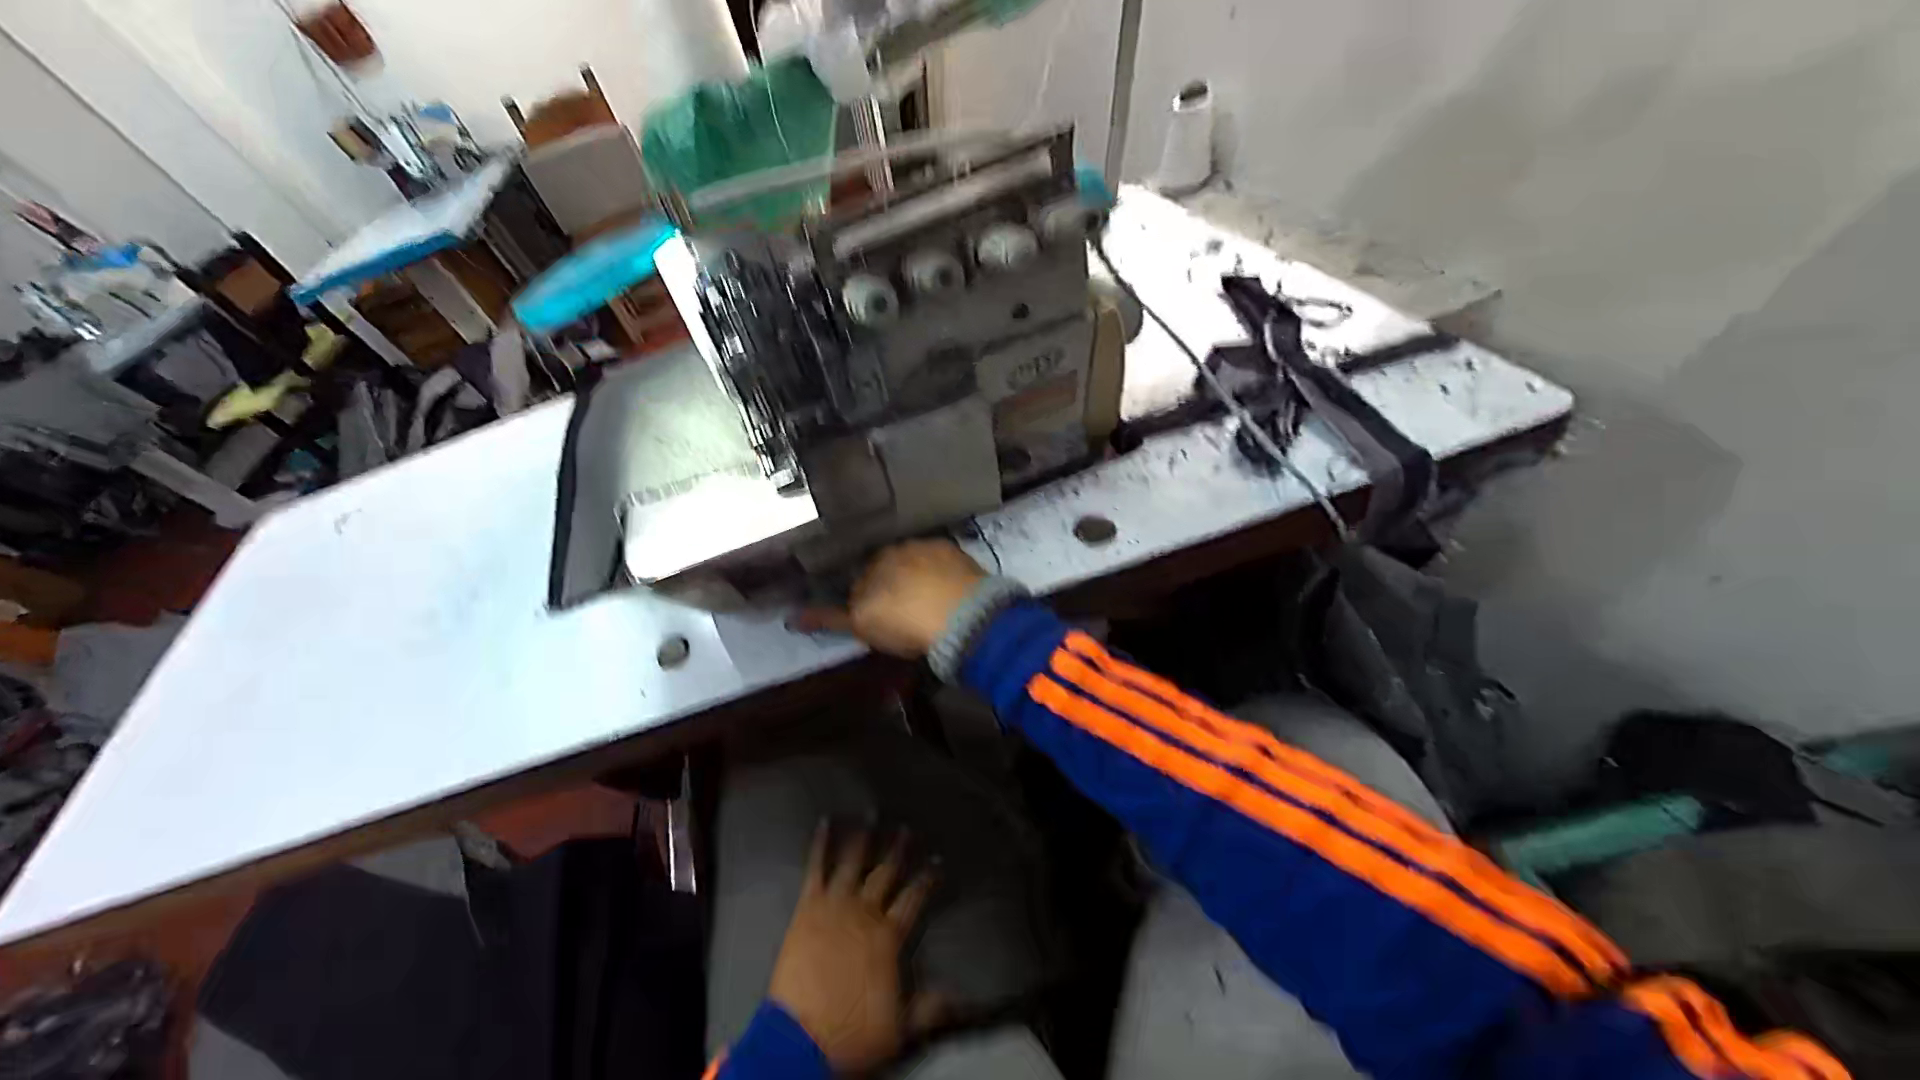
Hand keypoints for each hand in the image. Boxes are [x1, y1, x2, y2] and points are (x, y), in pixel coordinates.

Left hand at [768, 825, 942, 1073]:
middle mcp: (865, 913)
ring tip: (871, 813)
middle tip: (906, 827)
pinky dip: (820, 844)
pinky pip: (815, 868)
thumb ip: (929, 1007)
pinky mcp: (807, 907)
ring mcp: (835, 906)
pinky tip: (824, 823)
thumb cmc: (852, 1033)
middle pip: (886, 873)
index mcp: (888, 937)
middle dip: (898, 848)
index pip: (914, 898)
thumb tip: (959, 996)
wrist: (801, 1041)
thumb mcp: (900, 1028)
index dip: (927, 878)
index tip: (937, 861)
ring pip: (854, 863)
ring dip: (864, 837)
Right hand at [793, 540, 986, 657]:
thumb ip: (829, 618)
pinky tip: (948, 590)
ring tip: (928, 600)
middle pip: (888, 566)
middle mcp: (897, 548)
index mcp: (871, 564)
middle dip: (891, 582)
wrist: (962, 615)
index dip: (866, 598)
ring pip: (915, 560)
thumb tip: (793, 617)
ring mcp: (928, 547)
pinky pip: (941, 559)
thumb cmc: (905, 622)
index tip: (876, 615)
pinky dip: (942, 571)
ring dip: (917, 575)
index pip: (861, 579)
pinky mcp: (956, 551)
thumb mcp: (863, 625)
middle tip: (902, 609)